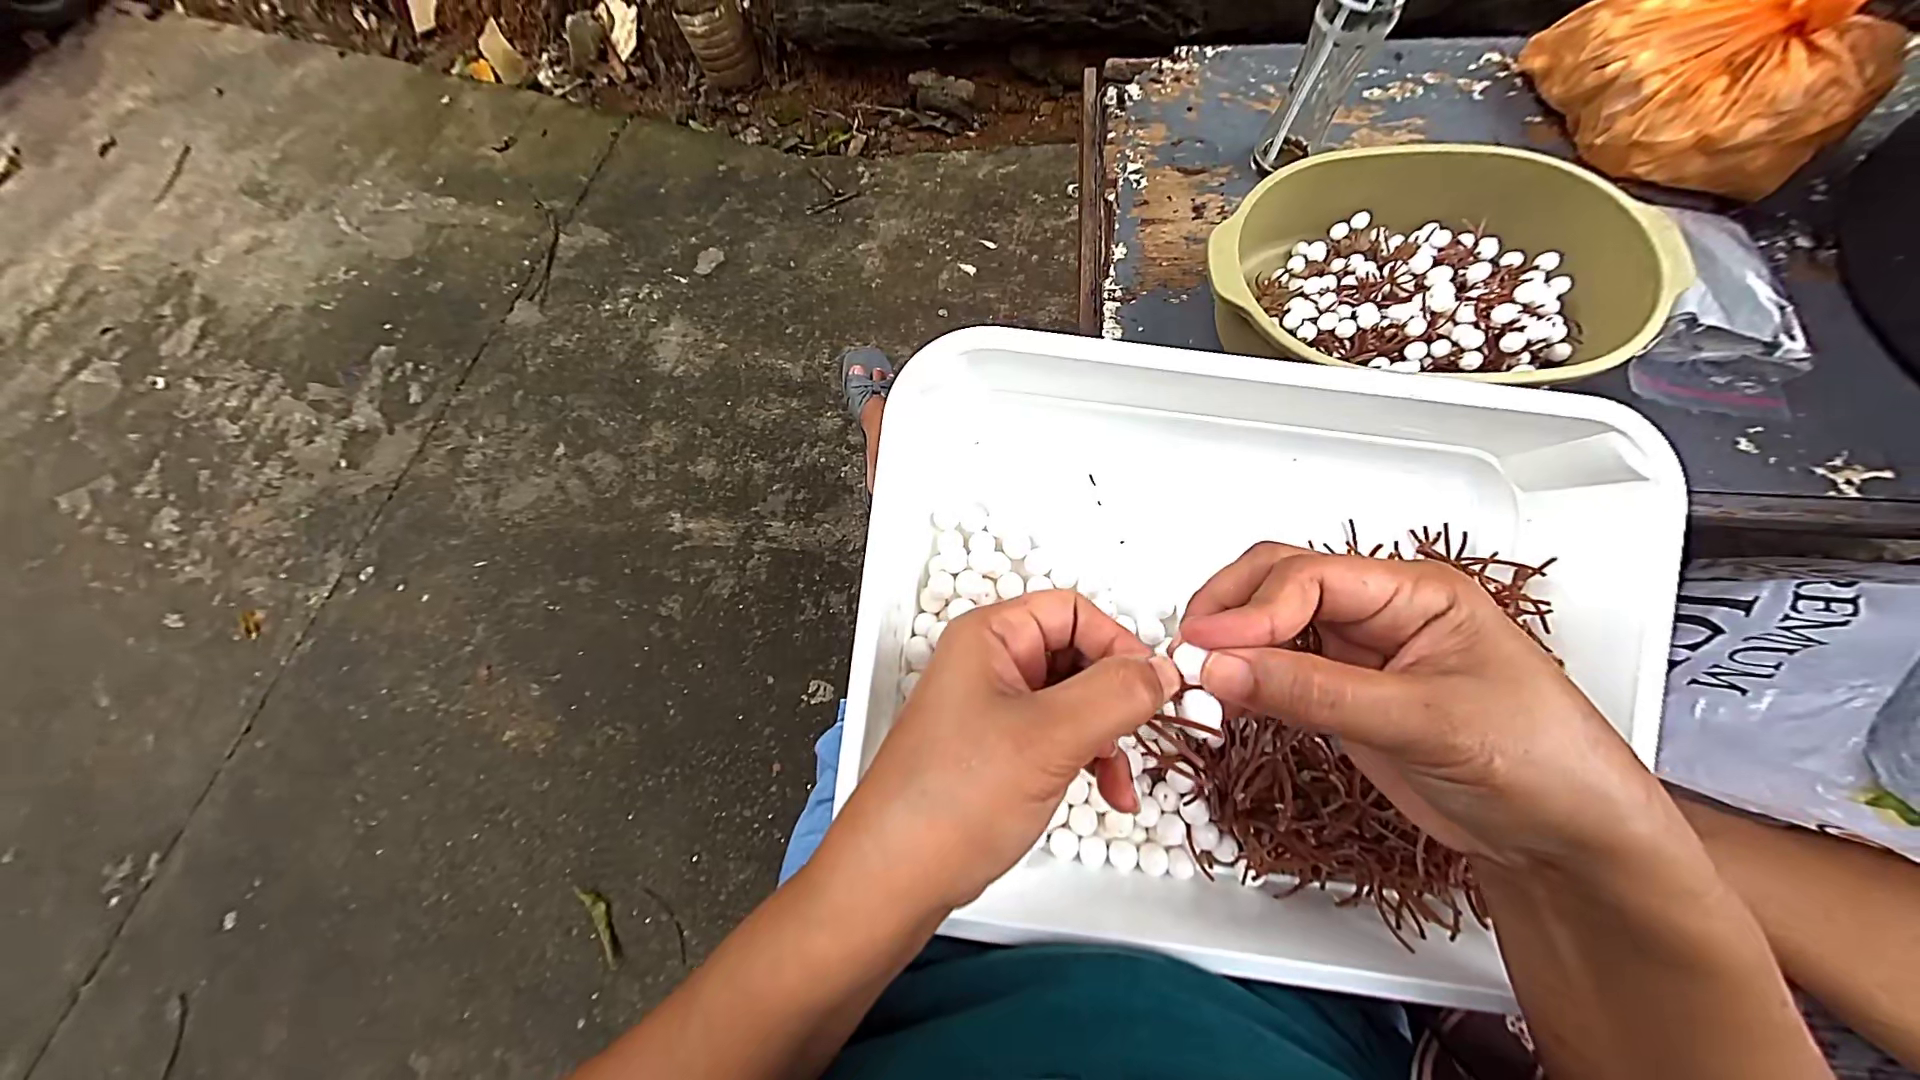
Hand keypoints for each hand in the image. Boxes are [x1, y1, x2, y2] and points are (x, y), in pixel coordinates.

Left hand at [827, 590, 1179, 911]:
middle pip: (1077, 654)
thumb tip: (1161, 669)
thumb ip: (1115, 695)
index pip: (1073, 611)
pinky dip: (1091, 757)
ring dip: (1109, 734)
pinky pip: (1061, 734)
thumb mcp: (1048, 737)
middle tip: (1144, 729)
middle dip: (1116, 695)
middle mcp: (991, 664)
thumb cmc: (948, 798)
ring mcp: (996, 707)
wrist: (896, 876)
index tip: (1154, 683)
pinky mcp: (1002, 746)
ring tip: (1122, 776)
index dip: (1119, 642)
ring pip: (1075, 699)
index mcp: (990, 637)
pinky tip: (1108, 792)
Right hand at [1177, 543, 1672, 870]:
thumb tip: (1223, 670)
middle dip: (1227, 610)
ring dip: (1226, 646)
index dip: (1252, 609)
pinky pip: (1269, 670)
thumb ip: (1314, 692)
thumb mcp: (1426, 721)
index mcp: (1414, 591)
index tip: (1208, 646)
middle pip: (1275, 581)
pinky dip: (1238, 681)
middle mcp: (1375, 610)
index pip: (1308, 576)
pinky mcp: (1333, 690)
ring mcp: (1351, 651)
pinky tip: (1224, 699)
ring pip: (1263, 625)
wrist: (1566, 842)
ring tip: (1197, 678)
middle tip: (1191, 650)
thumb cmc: (1544, 767)